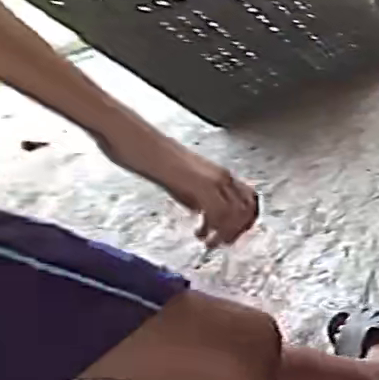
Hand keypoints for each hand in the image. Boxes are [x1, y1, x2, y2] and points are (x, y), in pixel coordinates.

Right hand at [98, 129, 258, 246]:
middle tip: (225, 243)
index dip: (246, 219)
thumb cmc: (147, 154)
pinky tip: (200, 234)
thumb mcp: (179, 181)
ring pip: (237, 212)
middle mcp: (224, 176)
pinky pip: (218, 210)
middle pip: (248, 208)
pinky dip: (214, 227)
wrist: (130, 135)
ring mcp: (214, 179)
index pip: (249, 200)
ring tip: (212, 244)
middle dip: (239, 229)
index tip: (235, 234)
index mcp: (221, 174)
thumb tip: (204, 215)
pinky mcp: (199, 183)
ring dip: (227, 232)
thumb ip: (195, 197)